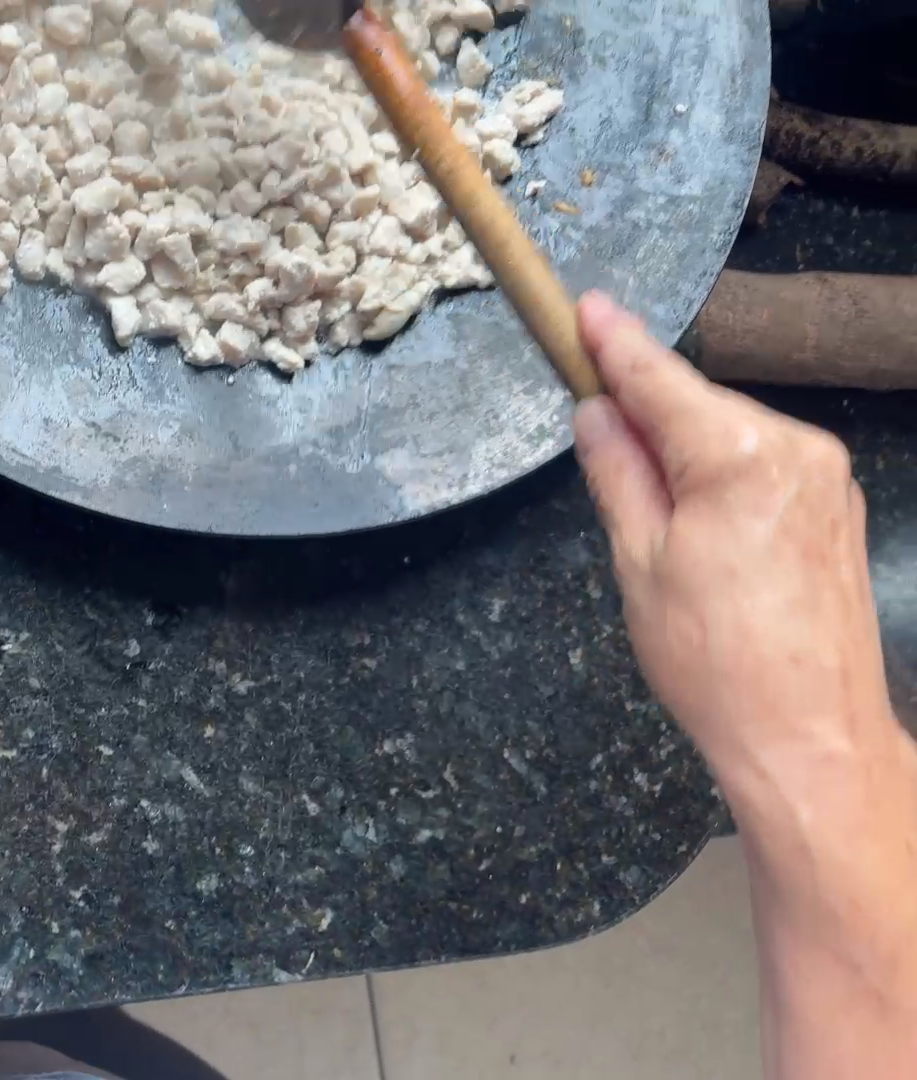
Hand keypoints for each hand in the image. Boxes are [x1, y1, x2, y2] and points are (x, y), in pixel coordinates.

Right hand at [571, 292, 894, 782]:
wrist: (803, 728)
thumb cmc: (706, 649)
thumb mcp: (637, 556)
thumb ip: (616, 472)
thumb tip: (594, 412)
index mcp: (744, 460)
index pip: (663, 385)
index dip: (617, 344)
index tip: (584, 305)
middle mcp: (799, 454)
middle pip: (696, 405)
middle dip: (637, 399)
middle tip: (578, 393)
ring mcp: (824, 481)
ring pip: (721, 434)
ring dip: (666, 438)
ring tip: (619, 474)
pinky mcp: (827, 509)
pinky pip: (749, 463)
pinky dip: (700, 463)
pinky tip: (671, 494)